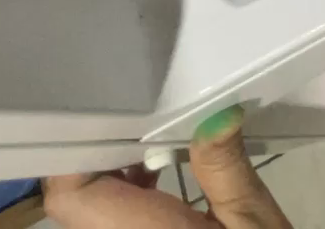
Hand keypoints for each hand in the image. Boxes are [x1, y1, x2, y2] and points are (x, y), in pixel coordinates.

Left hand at [44, 108, 291, 228]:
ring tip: (155, 138)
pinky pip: (105, 227)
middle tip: (142, 111)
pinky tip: (156, 178)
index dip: (77, 150)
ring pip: (88, 217)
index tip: (106, 108)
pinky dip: (121, 198)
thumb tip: (217, 112)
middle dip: (101, 154)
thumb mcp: (254, 220)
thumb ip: (226, 167)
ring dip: (111, 175)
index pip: (70, 196)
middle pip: (76, 203)